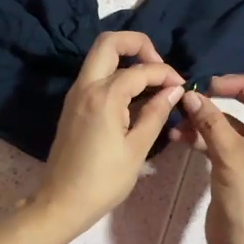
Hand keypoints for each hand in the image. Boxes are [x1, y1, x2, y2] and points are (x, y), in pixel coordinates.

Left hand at [31, 32, 183, 230]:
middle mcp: (85, 87)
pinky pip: (95, 77)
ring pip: (99, 58)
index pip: (140, 70)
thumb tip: (173, 91)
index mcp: (103, 96)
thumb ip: (155, 114)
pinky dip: (115, 75)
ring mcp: (75, 95)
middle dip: (137, 44)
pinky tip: (135, 97)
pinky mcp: (72, 106)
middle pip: (109, 42)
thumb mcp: (137, 149)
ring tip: (151, 83)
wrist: (62, 201)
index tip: (181, 86)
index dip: (165, 73)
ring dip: (125, 59)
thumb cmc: (103, 181)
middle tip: (158, 67)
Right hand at [170, 75, 243, 243]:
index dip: (240, 84)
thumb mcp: (229, 154)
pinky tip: (179, 137)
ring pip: (231, 127)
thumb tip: (190, 96)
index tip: (211, 84)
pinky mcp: (240, 169)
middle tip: (193, 98)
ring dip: (205, 123)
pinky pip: (222, 144)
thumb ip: (210, 121)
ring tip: (178, 122)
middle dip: (218, 102)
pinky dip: (203, 139)